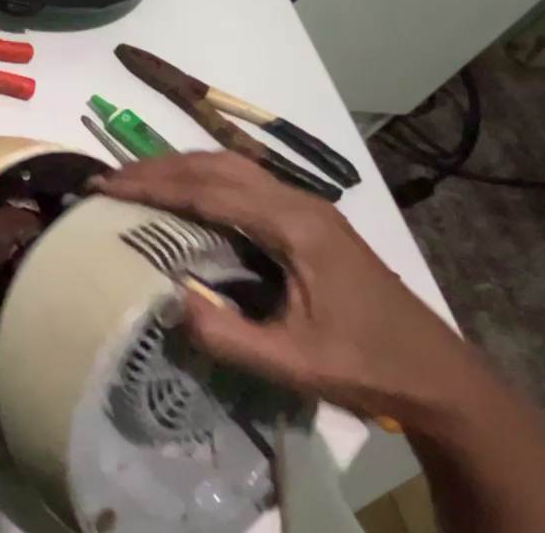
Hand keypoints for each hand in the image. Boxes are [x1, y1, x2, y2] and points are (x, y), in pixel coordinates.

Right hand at [94, 152, 490, 427]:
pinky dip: (199, 177)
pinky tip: (181, 194)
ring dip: (176, 167)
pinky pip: (242, 180)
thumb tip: (166, 299)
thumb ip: (227, 336)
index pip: (206, 190)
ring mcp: (307, 207)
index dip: (150, 185)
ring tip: (132, 181)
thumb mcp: (294, 364)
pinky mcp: (308, 219)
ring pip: (228, 166)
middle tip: (105, 180)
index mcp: (295, 226)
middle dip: (155, 168)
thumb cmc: (367, 367)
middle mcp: (300, 203)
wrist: (441, 378)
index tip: (102, 186)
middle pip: (214, 166)